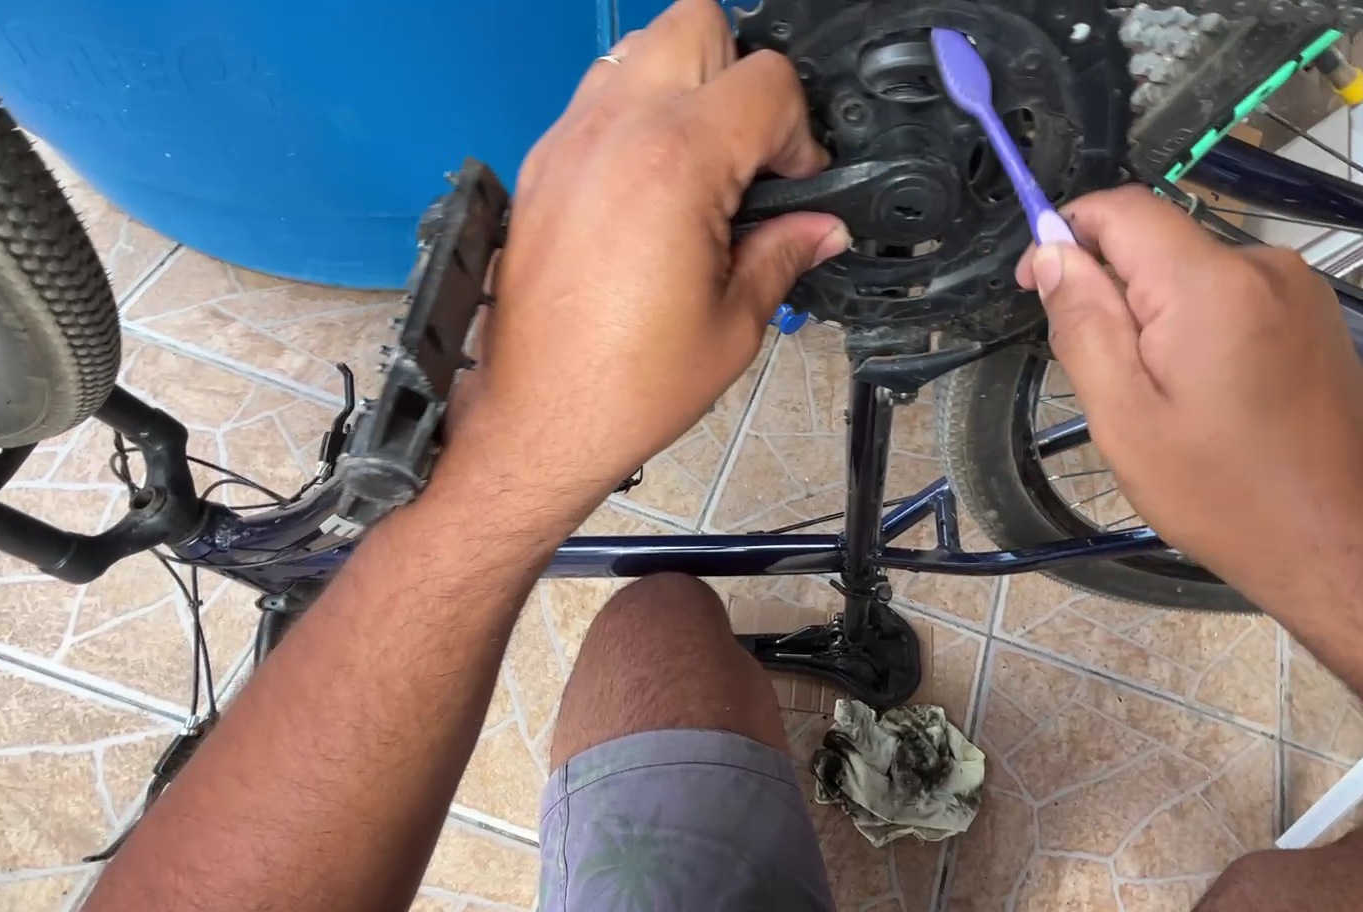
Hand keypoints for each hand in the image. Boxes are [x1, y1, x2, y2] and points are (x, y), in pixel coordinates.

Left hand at [446, 0, 847, 512]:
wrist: (542, 420)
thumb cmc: (626, 387)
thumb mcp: (733, 327)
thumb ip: (782, 257)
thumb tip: (821, 231)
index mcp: (675, 164)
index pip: (767, 82)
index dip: (800, 135)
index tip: (798, 186)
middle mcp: (614, 132)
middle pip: (698, 23)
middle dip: (741, 78)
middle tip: (753, 158)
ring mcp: (568, 144)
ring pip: (640, 49)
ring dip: (685, 90)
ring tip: (703, 173)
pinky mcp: (541, 169)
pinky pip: (597, 101)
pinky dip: (636, 122)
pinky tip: (653, 195)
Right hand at [1016, 186, 1362, 610]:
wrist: (1339, 543)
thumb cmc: (1221, 492)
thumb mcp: (1125, 417)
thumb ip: (1083, 325)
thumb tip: (1051, 256)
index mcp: (1209, 285)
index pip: (1122, 210)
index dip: (1064, 233)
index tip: (1034, 288)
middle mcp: (1263, 266)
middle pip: (1156, 245)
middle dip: (1108, 292)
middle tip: (1101, 379)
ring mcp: (1298, 291)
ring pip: (1189, 276)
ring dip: (1150, 318)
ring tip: (1153, 401)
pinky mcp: (1313, 319)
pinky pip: (1228, 301)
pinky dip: (1190, 331)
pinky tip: (1197, 398)